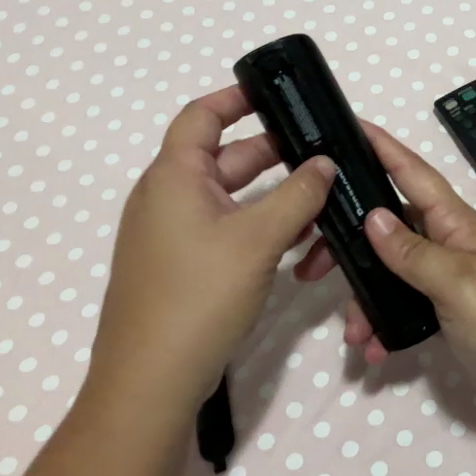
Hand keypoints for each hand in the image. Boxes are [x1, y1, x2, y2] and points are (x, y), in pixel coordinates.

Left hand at [89, 86, 336, 411]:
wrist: (150, 381)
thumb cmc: (199, 295)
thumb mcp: (258, 239)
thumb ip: (298, 195)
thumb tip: (324, 163)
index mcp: (173, 177)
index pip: (202, 115)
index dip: (238, 98)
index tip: (278, 94)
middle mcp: (167, 198)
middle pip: (224, 156)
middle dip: (274, 152)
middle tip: (322, 150)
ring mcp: (172, 235)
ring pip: (231, 197)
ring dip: (273, 194)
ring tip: (322, 195)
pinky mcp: (182, 266)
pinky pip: (226, 228)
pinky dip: (259, 224)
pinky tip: (298, 239)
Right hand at [295, 121, 475, 410]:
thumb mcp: (459, 285)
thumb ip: (414, 252)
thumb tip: (372, 216)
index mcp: (457, 224)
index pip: (414, 174)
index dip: (384, 147)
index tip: (349, 125)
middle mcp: (448, 242)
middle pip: (388, 224)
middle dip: (349, 241)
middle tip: (310, 264)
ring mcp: (446, 275)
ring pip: (388, 269)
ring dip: (364, 296)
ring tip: (352, 332)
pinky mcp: (442, 307)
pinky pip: (400, 303)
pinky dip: (382, 323)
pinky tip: (374, 348)